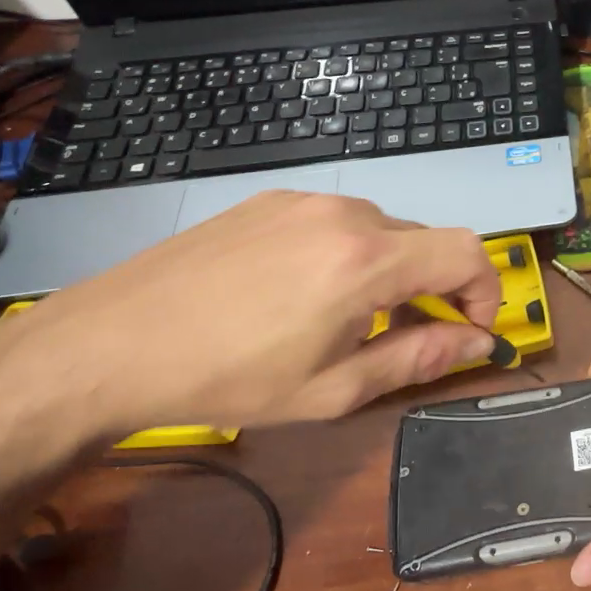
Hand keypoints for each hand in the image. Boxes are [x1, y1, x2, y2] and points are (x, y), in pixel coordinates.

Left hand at [0, 192, 499, 436]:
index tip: (468, 330)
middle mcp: (344, 215)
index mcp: (367, 260)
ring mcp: (301, 201)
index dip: (486, 291)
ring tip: (352, 319)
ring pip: (383, 230)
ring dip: (393, 272)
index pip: (468, 252)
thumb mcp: (335, 388)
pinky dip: (351, 255)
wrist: (104, 348)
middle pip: (427, 240)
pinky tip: (305, 294)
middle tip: (410, 337)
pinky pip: (337, 222)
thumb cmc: (228, 379)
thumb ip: (419, 357)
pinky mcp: (266, 202)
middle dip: (438, 288)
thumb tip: (477, 341)